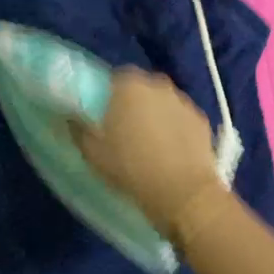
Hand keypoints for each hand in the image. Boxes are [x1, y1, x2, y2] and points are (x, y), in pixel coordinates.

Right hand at [72, 69, 223, 236]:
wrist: (184, 194)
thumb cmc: (131, 169)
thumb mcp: (93, 153)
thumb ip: (79, 129)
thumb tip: (72, 117)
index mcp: (129, 86)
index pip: (114, 79)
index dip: (108, 96)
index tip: (103, 116)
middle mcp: (158, 85)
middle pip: (140, 89)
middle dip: (132, 104)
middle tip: (124, 130)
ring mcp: (183, 101)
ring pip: (162, 103)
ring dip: (155, 115)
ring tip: (149, 144)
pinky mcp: (201, 119)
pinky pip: (181, 119)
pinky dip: (176, 128)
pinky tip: (171, 151)